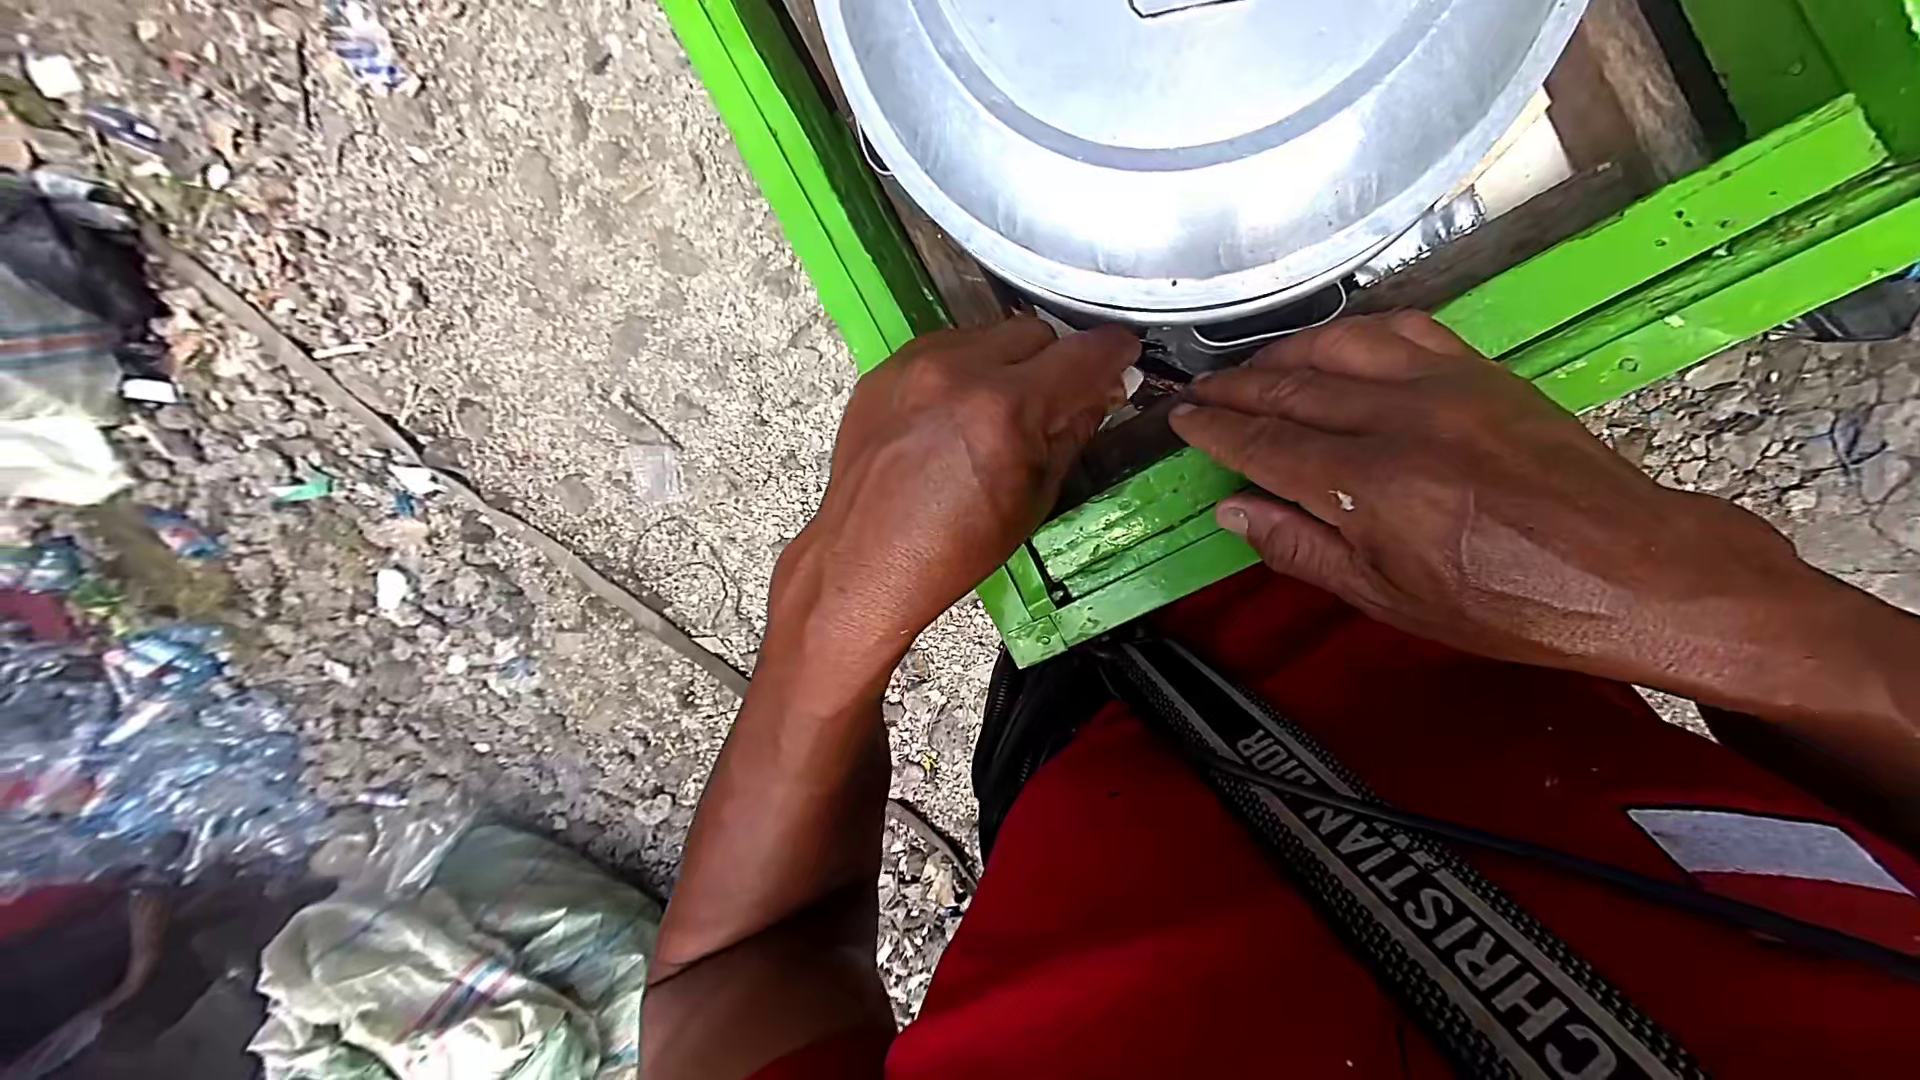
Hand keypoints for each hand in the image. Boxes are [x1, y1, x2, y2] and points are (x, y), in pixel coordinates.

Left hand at [771, 318, 1137, 673]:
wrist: (865, 559)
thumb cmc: (952, 549)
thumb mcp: (1033, 500)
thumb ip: (1071, 434)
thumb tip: (1098, 395)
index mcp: (1005, 411)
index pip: (1084, 354)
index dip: (1114, 354)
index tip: (1120, 359)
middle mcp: (958, 371)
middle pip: (1037, 332)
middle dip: (1055, 363)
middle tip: (1052, 402)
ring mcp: (914, 365)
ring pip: (988, 334)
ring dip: (1007, 363)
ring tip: (995, 412)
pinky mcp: (885, 370)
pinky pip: (944, 348)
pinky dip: (963, 370)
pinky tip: (953, 412)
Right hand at [1167, 312, 1828, 688]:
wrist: (1637, 575)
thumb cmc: (1498, 603)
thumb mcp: (1381, 596)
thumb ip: (1297, 546)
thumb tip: (1230, 511)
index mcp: (1369, 487)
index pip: (1263, 445)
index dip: (1214, 431)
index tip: (1180, 419)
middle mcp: (1400, 423)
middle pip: (1290, 390)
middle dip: (1233, 389)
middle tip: (1198, 392)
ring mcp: (1445, 388)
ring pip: (1338, 347)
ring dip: (1280, 354)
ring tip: (1249, 369)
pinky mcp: (1483, 373)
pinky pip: (1403, 331)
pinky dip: (1352, 332)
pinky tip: (1330, 345)